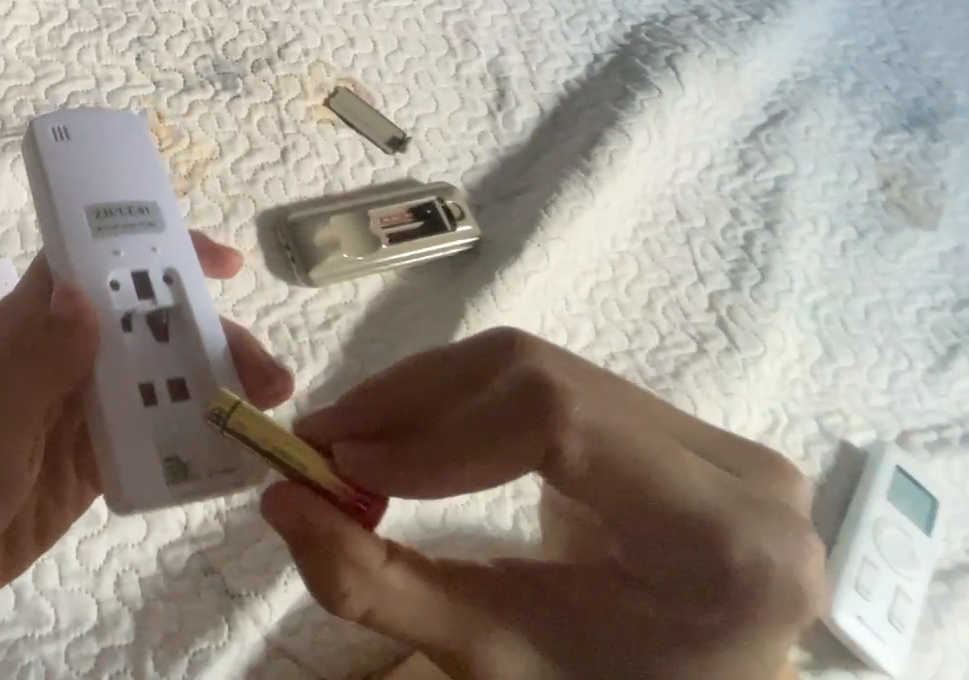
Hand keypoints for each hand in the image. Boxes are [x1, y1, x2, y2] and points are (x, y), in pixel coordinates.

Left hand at [0, 232, 292, 611]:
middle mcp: (62, 353)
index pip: (90, 265)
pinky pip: (155, 425)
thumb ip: (38, 362)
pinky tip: (237, 438)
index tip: (216, 261)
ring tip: (268, 401)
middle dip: (205, 328)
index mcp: (27, 328)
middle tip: (263, 364)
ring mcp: (84, 402)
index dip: (149, 250)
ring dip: (211, 376)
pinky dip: (195, 425)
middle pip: (142, 319)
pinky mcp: (100, 449)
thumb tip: (85, 295)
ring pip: (157, 369)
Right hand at [260, 328, 824, 679]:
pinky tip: (400, 434)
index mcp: (727, 540)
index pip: (555, 420)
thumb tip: (277, 501)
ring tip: (348, 440)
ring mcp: (696, 433)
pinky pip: (525, 377)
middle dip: (405, 402)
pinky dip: (442, 398)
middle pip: (530, 374)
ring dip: (413, 395)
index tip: (345, 469)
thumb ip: (373, 584)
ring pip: (517, 362)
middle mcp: (732, 466)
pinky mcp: (651, 419)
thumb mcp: (481, 657)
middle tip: (320, 444)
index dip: (434, 431)